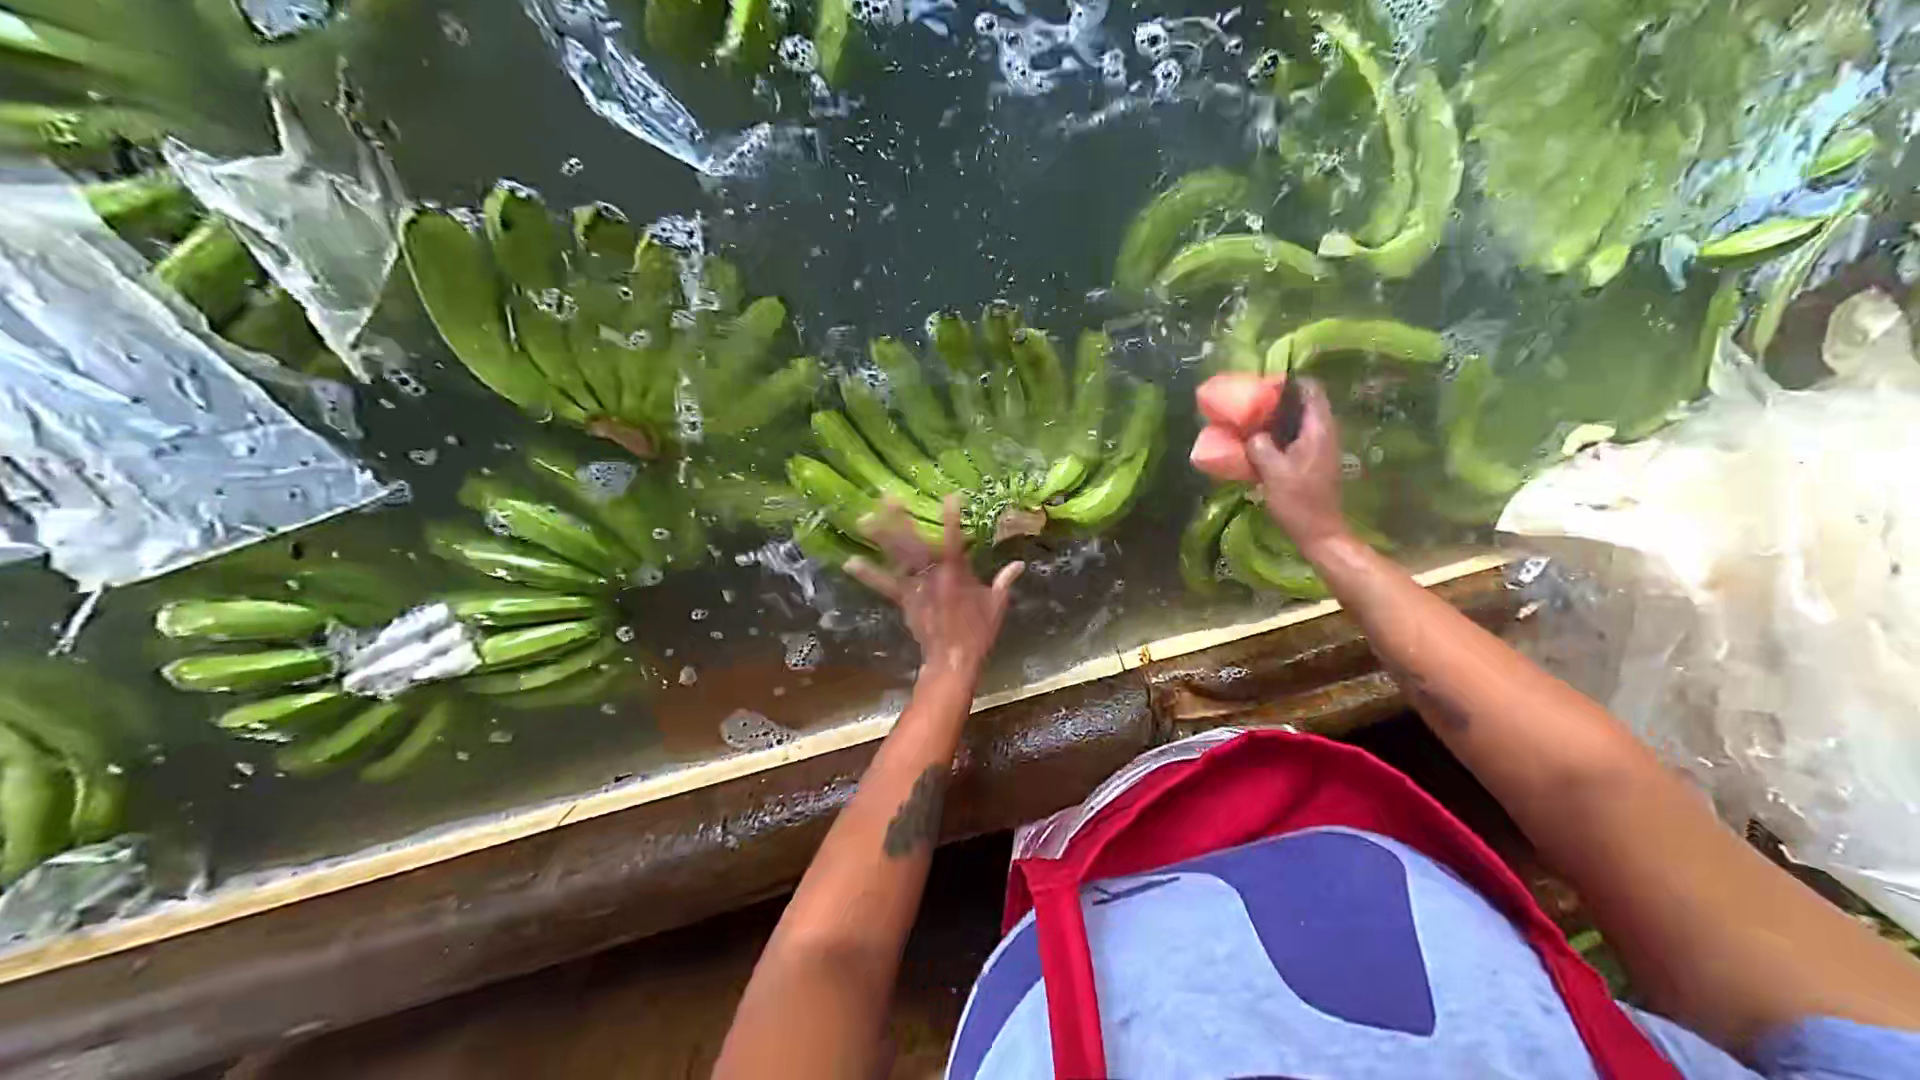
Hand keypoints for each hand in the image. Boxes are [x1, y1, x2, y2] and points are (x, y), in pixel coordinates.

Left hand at [845, 497, 1023, 678]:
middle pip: (915, 544)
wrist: (954, 660)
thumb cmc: (978, 632)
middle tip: (887, 497)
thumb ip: (1004, 581)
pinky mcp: (904, 600)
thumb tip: (1019, 564)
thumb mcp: (996, 604)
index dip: (952, 518)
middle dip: (901, 520)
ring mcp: (916, 587)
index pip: (955, 540)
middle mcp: (933, 575)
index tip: (951, 496)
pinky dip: (868, 574)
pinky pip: (884, 584)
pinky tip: (850, 562)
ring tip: (863, 521)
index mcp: (957, 573)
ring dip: (880, 540)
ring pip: (896, 559)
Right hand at [1246, 378, 1350, 557]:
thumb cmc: (1299, 500)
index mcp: (1318, 429)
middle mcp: (1324, 432)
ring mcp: (1320, 446)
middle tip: (1251, 404)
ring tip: (1251, 423)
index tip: (1264, 386)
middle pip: (1303, 403)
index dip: (1289, 383)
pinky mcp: (1314, 460)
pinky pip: (1296, 437)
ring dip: (1277, 420)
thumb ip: (1260, 446)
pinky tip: (1260, 445)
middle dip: (1278, 401)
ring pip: (1298, 421)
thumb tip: (1253, 434)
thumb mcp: (1273, 472)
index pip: (1310, 390)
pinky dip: (1279, 435)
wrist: (1319, 531)